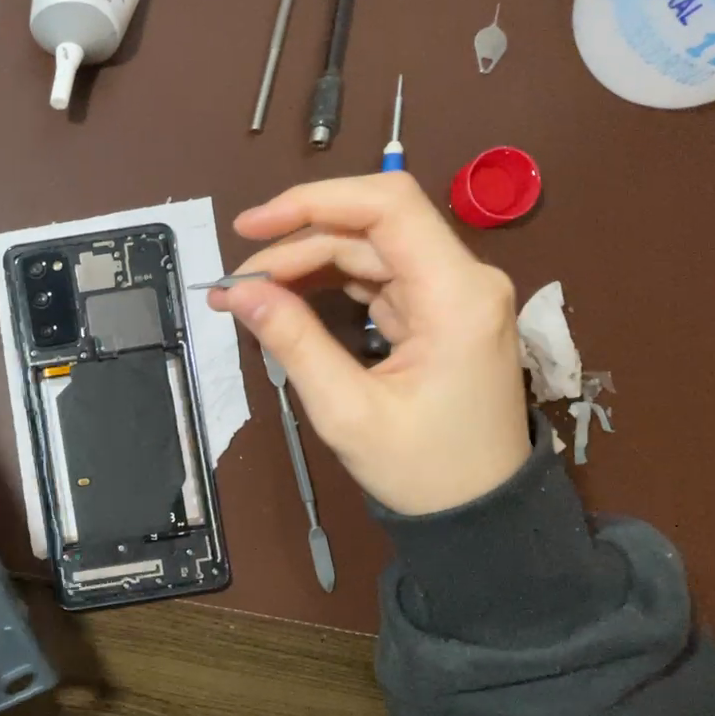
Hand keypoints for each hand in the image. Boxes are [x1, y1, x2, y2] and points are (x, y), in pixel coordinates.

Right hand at [211, 173, 530, 515]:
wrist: (479, 512)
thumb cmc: (421, 469)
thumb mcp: (347, 411)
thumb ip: (294, 342)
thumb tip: (239, 293)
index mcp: (456, 295)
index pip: (386, 207)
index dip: (312, 202)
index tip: (249, 227)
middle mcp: (462, 279)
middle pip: (369, 228)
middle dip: (295, 245)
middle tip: (235, 285)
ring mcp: (452, 295)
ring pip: (368, 250)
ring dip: (304, 264)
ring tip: (249, 293)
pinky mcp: (437, 314)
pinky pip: (376, 279)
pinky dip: (326, 284)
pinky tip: (286, 301)